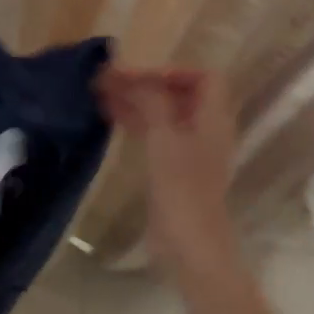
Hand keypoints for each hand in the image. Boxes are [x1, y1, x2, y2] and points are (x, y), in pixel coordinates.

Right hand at [98, 66, 239, 264]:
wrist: (188, 242)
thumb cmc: (181, 187)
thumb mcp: (164, 137)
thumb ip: (151, 102)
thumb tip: (134, 78)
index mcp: (213, 119)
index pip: (202, 78)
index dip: (171, 71)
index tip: (136, 75)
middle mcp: (205, 130)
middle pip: (179, 95)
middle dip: (145, 85)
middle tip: (107, 81)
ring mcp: (189, 152)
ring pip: (163, 116)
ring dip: (136, 103)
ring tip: (100, 95)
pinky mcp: (173, 170)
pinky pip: (155, 136)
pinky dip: (136, 124)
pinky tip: (111, 121)